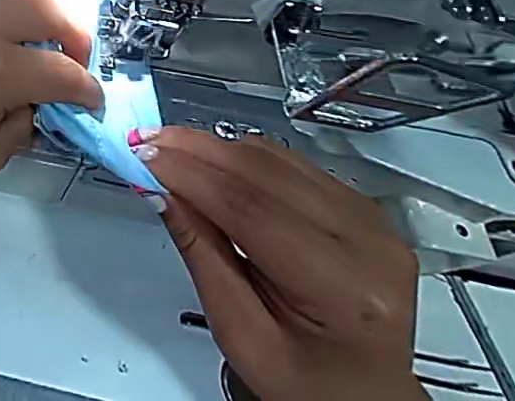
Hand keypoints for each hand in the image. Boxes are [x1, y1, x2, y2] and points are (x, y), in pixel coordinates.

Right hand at [141, 127, 426, 400]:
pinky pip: (289, 163)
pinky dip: (243, 157)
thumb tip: (162, 191)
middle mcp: (366, 241)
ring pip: (273, 158)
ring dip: (215, 148)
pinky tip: (212, 162)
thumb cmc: (311, 386)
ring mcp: (368, 216)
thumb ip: (203, 256)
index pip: (250, 210)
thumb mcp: (245, 338)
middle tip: (147, 139)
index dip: (190, 175)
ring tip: (170, 148)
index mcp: (345, 290)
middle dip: (195, 150)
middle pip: (262, 173)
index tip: (145, 155)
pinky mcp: (359, 202)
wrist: (369, 395)